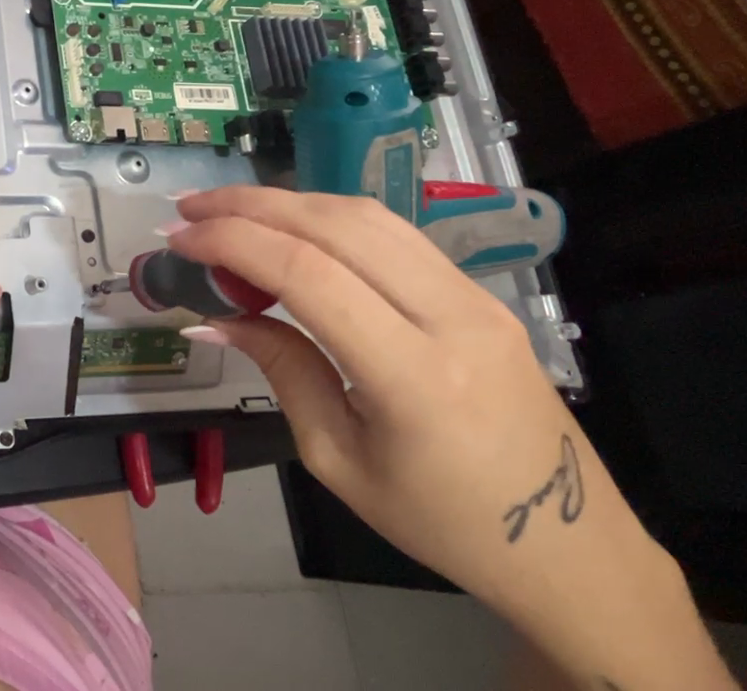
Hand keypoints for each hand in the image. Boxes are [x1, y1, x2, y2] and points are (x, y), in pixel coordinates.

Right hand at [167, 187, 732, 690]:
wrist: (567, 545)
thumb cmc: (440, 520)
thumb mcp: (337, 458)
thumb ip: (281, 371)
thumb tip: (212, 320)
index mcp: (413, 375)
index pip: (308, 274)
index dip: (232, 244)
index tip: (178, 241)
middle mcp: (453, 318)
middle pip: (337, 226)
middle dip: (251, 205)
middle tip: (188, 210)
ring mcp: (475, 298)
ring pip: (368, 216)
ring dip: (288, 201)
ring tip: (226, 208)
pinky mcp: (480, 294)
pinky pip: (395, 234)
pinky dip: (327, 218)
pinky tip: (288, 226)